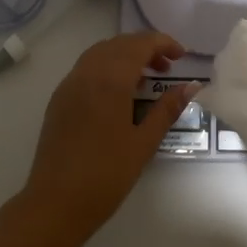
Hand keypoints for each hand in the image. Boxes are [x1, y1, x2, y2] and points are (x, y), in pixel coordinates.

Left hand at [17, 32, 196, 244]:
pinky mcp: (59, 98)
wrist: (54, 203)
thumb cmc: (105, 175)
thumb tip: (191, 86)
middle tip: (167, 68)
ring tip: (145, 79)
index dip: (163, 43)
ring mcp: (69, 84)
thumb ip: (167, 109)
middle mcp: (87, 72)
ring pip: (100, 53)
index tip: (182, 56)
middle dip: (145, 48)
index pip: (140, 44)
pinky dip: (106, 67)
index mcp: (110, 79)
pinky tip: (117, 93)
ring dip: (125, 55)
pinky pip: (86, 68)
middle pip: (119, 43)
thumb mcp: (144, 143)